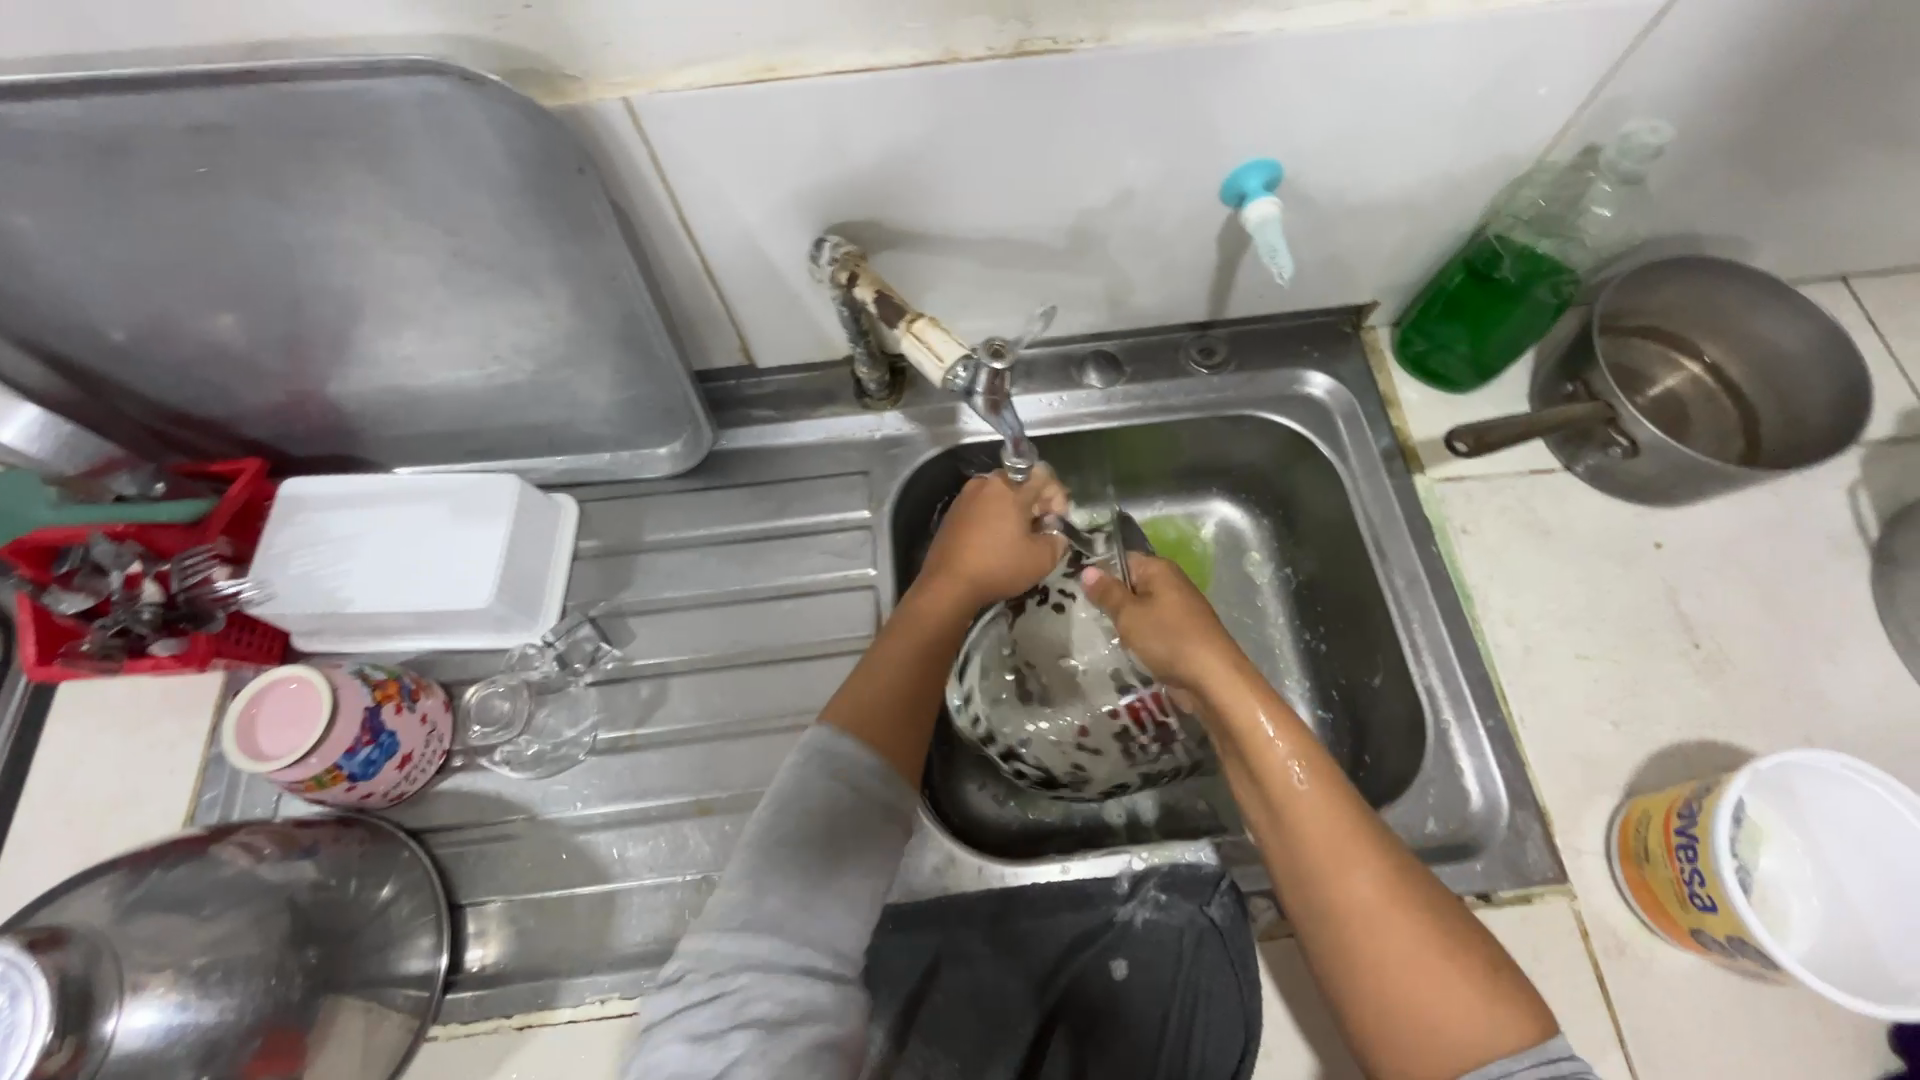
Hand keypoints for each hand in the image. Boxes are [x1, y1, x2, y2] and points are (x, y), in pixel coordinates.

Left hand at [916, 465, 1070, 611]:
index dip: (1058, 496)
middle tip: (1041, 528)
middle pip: (1021, 482)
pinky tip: (995, 539)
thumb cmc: (999, 567)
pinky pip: (982, 505)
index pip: (1044, 475)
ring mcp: (966, 495)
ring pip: (1000, 493)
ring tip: (1018, 536)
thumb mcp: (1042, 559)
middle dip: (1036, 501)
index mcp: (1011, 487)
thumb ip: (1058, 539)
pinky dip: (995, 515)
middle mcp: (986, 483)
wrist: (947, 584)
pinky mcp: (953, 511)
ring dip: (1015, 509)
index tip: (1058, 521)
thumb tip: (1055, 532)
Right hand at [1078, 553, 1246, 691]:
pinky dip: (1138, 638)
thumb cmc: (1168, 639)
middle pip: (1131, 585)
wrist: (1212, 678)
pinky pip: (1150, 629)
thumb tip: (1087, 570)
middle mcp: (1170, 584)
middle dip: (1110, 601)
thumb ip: (1107, 592)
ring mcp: (1177, 610)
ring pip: (1139, 610)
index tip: (1077, 589)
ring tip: (1101, 634)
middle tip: (1084, 613)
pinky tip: (1125, 650)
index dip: (1100, 572)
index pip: (1123, 559)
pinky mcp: (1180, 634)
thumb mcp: (1129, 614)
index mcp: (1159, 570)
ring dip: (1123, 623)